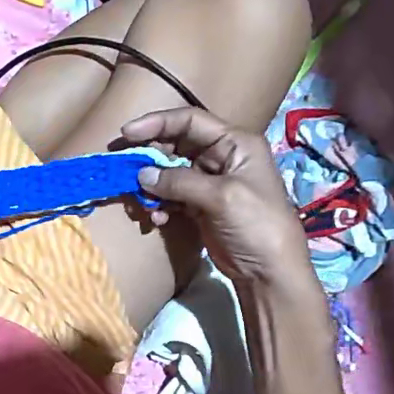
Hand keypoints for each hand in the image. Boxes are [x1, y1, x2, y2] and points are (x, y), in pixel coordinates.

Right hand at [121, 108, 315, 291]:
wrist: (269, 272)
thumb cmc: (257, 224)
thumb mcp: (221, 197)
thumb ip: (180, 182)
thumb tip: (142, 174)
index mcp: (235, 143)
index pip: (190, 121)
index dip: (157, 123)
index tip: (127, 133)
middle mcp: (222, 158)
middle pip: (176, 146)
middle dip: (150, 156)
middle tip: (124, 168)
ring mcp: (210, 184)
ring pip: (170, 174)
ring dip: (152, 186)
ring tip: (142, 203)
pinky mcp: (201, 207)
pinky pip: (172, 198)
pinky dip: (161, 206)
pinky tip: (157, 220)